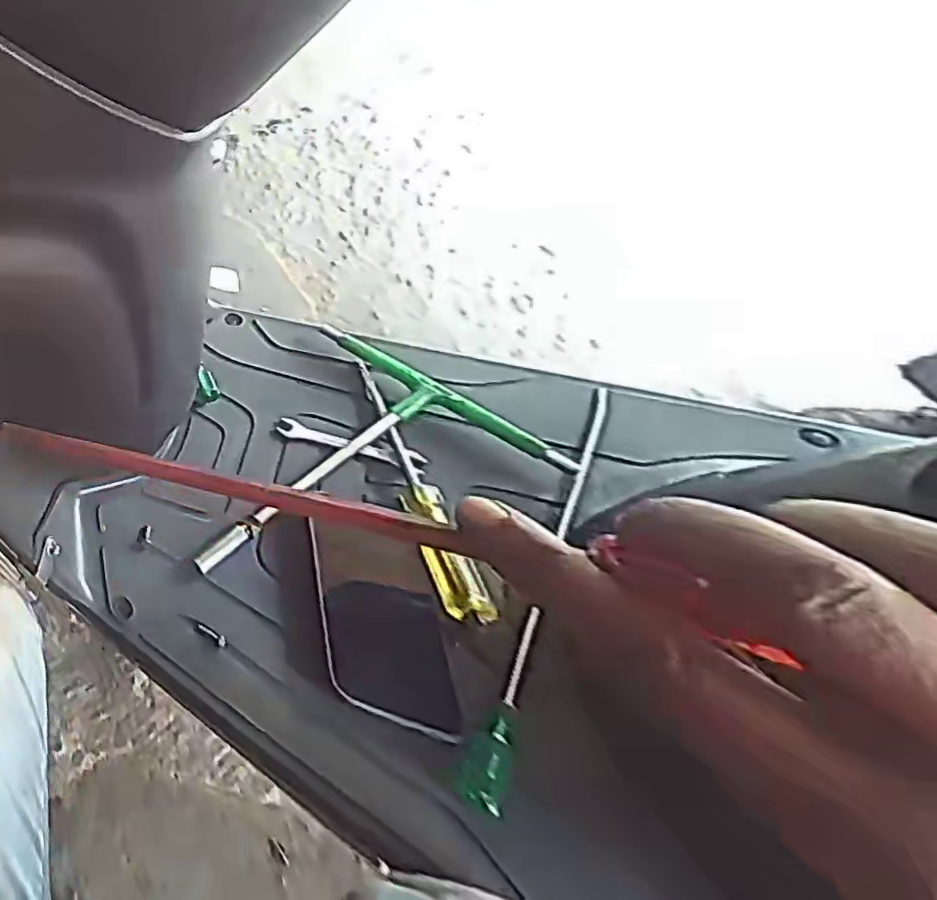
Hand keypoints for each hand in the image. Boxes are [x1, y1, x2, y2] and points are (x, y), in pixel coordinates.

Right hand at [455, 496, 936, 897]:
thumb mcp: (834, 858)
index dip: (562, 580)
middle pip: (794, 588)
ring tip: (757, 539)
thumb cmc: (935, 887)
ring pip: (907, 549)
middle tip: (637, 534)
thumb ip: (736, 746)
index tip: (496, 528)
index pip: (665, 660)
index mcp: (882, 824)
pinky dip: (903, 538)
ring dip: (796, 526)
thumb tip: (637, 652)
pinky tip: (873, 555)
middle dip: (684, 534)